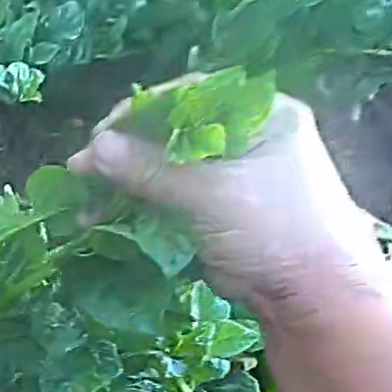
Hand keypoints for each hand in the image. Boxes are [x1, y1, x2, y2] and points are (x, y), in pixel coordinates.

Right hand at [67, 81, 391, 316]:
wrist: (309, 294)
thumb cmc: (275, 229)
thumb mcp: (213, 193)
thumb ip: (152, 170)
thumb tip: (93, 149)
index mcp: (257, 114)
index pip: (188, 98)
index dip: (139, 113)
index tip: (100, 135)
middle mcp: (239, 140)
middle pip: (168, 135)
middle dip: (123, 155)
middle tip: (81, 171)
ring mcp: (222, 178)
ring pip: (160, 172)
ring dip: (122, 187)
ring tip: (84, 205)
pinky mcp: (209, 212)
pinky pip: (163, 202)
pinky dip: (134, 210)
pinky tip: (103, 220)